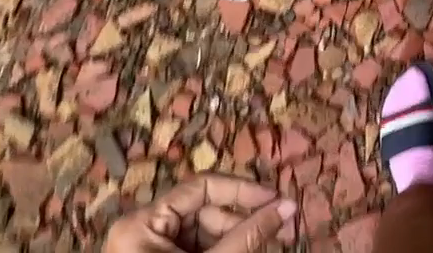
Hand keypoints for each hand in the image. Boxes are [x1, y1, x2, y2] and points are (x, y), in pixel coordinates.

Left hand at [103, 175, 293, 252]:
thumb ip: (249, 235)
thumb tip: (289, 205)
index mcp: (143, 223)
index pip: (203, 186)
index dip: (244, 190)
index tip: (277, 200)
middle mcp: (143, 230)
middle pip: (206, 210)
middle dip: (244, 220)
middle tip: (282, 227)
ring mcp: (149, 250)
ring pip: (205, 231)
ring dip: (238, 236)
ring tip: (269, 242)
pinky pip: (197, 249)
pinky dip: (223, 251)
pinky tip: (248, 249)